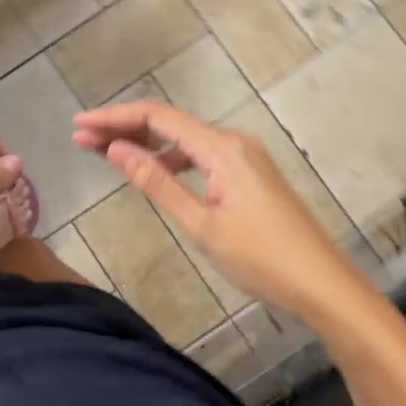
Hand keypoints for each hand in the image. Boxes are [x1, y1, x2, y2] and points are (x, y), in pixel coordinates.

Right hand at [72, 98, 368, 316]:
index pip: (156, 117)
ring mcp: (244, 156)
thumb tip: (115, 149)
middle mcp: (232, 141)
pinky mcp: (249, 173)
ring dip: (143, 141)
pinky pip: (198, 152)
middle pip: (168, 121)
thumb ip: (156, 182)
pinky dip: (168, 156)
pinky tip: (151, 170)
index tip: (79, 124)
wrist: (327, 288)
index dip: (113, 117)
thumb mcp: (200, 225)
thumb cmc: (262, 260)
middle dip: (122, 126)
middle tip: (81, 138)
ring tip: (104, 151)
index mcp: (221, 148)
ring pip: (182, 137)